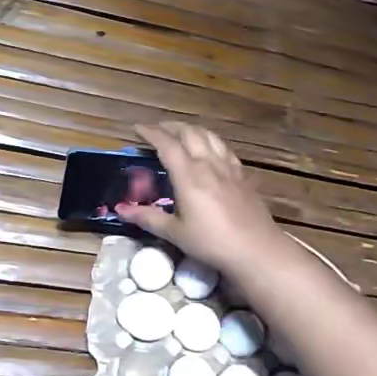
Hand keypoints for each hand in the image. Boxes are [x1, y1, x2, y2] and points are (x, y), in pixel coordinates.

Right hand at [117, 122, 288, 273]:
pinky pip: (224, 149)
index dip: (151, 133)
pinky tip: (211, 149)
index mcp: (189, 175)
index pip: (167, 144)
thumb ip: (148, 218)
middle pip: (190, 133)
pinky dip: (212, 141)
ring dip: (192, 129)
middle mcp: (209, 164)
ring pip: (210, 136)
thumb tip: (120, 210)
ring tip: (182, 132)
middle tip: (157, 129)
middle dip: (171, 126)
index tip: (138, 127)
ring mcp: (229, 167)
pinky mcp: (243, 175)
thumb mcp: (176, 233)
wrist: (256, 249)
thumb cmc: (212, 242)